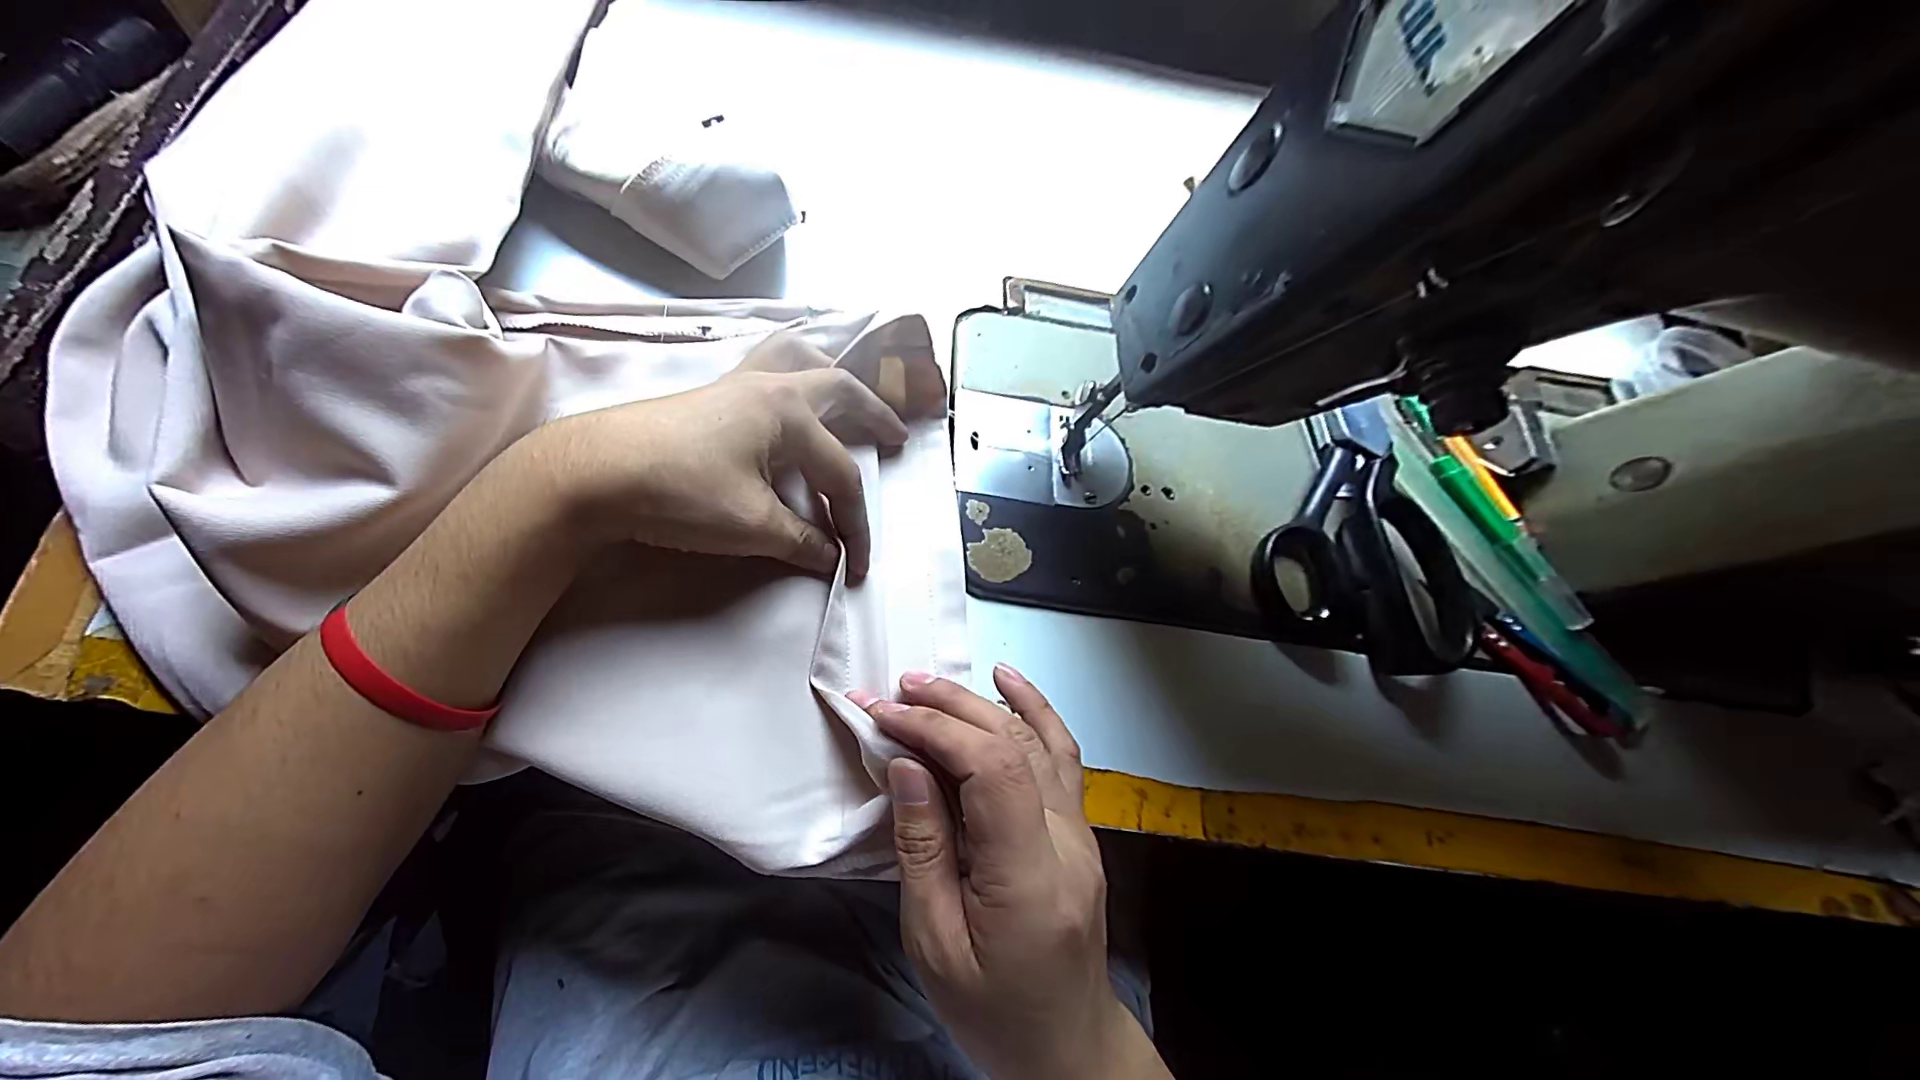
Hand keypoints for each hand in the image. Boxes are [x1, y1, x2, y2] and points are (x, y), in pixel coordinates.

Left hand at [529, 332, 908, 580]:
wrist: (589, 474)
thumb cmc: (678, 492)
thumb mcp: (751, 525)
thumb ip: (801, 540)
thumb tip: (830, 557)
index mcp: (788, 412)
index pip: (840, 475)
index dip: (856, 525)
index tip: (856, 565)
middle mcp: (768, 387)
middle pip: (837, 389)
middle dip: (874, 413)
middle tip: (896, 435)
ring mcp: (735, 385)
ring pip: (796, 360)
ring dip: (830, 375)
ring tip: (846, 395)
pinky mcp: (710, 396)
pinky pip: (764, 370)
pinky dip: (789, 377)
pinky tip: (783, 402)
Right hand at [853, 667, 1169, 1079]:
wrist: (1066, 1043)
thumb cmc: (994, 1009)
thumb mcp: (935, 944)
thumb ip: (922, 848)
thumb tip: (907, 767)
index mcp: (1030, 877)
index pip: (991, 771)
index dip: (937, 731)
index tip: (887, 716)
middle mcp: (1066, 840)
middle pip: (1012, 745)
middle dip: (949, 708)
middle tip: (897, 690)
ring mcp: (1080, 828)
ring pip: (1036, 740)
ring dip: (980, 702)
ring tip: (932, 683)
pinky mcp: (1078, 825)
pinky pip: (1060, 754)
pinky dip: (1035, 708)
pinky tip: (1008, 679)